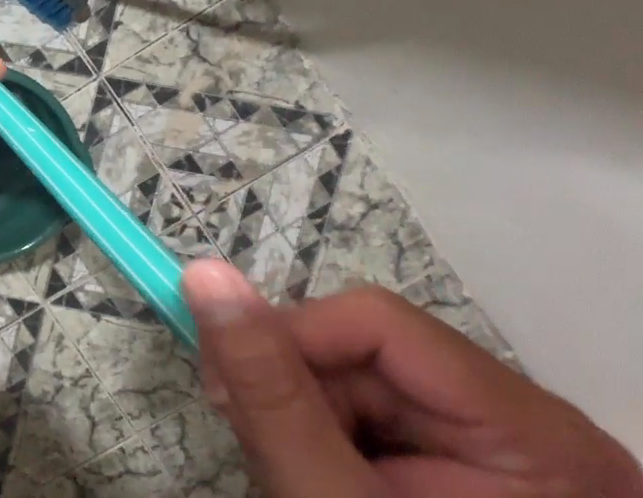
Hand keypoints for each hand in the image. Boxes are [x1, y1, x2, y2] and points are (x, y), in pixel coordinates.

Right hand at [182, 259, 641, 496]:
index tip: (224, 387)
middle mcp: (531, 423)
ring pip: (355, 371)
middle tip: (250, 435)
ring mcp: (500, 439)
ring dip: (296, 404)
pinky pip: (369, 402)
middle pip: (365, 347)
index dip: (287, 336)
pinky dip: (318, 424)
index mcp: (534, 435)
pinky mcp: (464, 452)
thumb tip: (205, 273)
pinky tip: (314, 465)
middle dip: (289, 382)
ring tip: (288, 463)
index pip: (376, 322)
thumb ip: (270, 390)